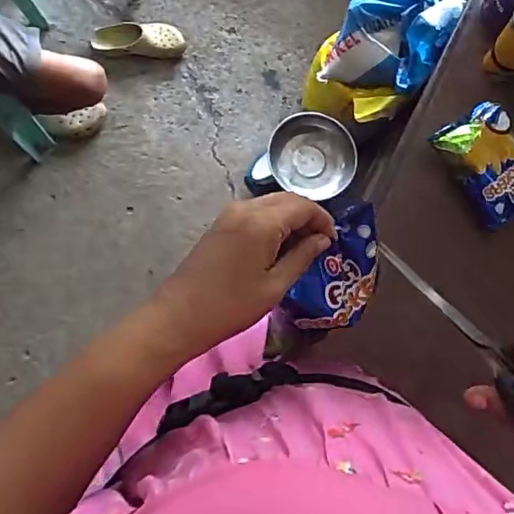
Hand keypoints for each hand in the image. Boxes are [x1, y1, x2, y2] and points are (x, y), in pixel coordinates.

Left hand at [144, 195, 335, 357]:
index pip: (303, 205)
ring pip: (272, 203)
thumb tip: (322, 240)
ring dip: (291, 217)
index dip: (323, 219)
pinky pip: (256, 211)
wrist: (180, 314)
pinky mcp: (222, 222)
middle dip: (308, 216)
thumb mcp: (274, 286)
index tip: (334, 240)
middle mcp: (245, 208)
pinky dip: (274, 221)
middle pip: (287, 199)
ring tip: (303, 247)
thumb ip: (302, 257)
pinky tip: (279, 245)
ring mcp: (230, 213)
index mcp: (261, 221)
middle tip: (322, 243)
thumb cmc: (231, 306)